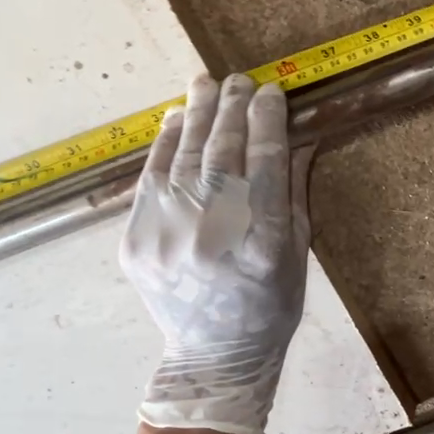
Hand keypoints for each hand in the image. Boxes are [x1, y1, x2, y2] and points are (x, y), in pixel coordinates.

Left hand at [119, 73, 311, 433]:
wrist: (214, 354)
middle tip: (239, 79)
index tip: (272, 92)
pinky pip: (150, 180)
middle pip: (222, 154)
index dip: (268, 121)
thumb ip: (293, 190)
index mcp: (263, 240)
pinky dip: (165, 145)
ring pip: (182, 159)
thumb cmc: (272, 302)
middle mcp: (212, 234)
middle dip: (232, 109)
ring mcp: (166, 238)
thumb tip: (299, 135)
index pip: (265, 162)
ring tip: (204, 83)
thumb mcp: (298, 248)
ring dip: (196, 116)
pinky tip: (177, 119)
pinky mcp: (134, 242)